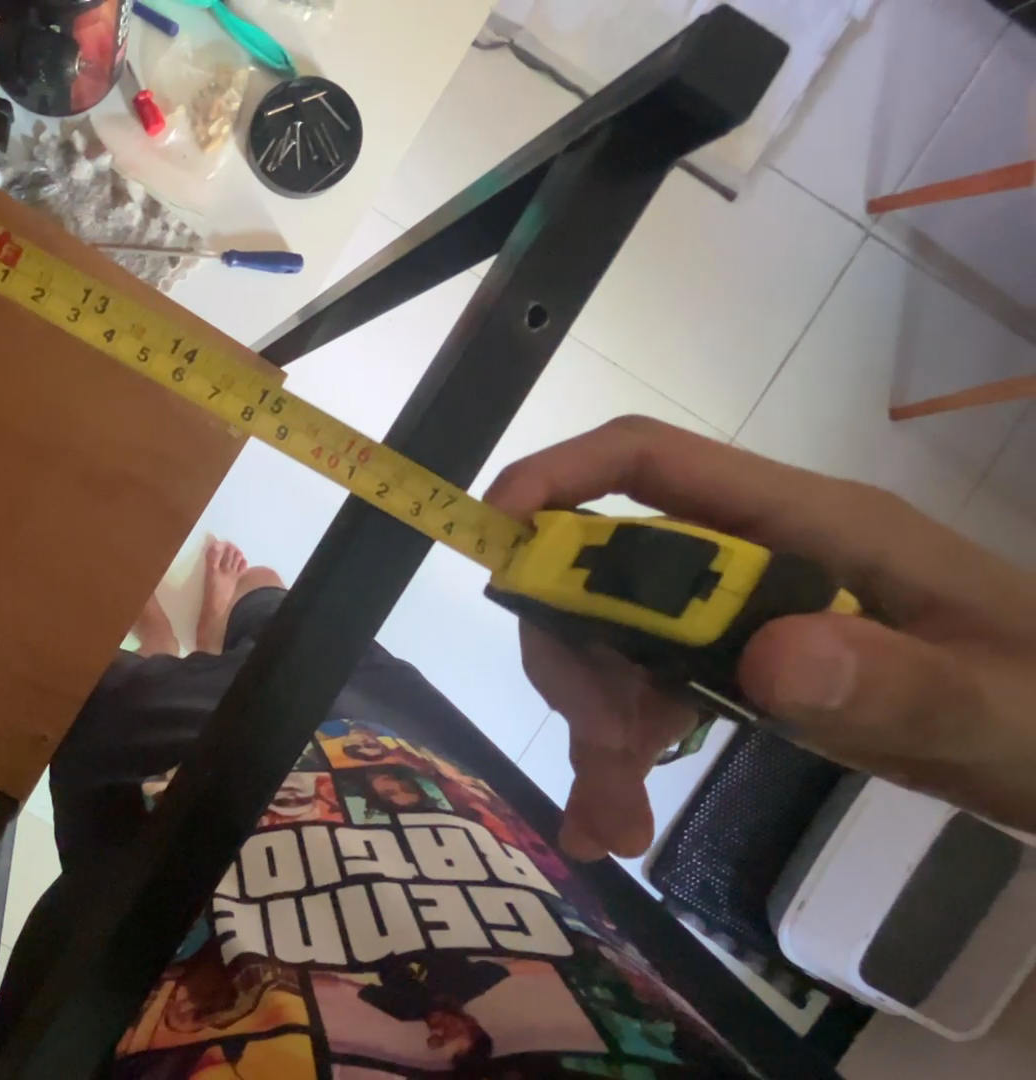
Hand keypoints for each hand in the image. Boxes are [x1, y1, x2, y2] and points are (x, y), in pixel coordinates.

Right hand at [485, 416, 1035, 860]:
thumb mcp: (1008, 711)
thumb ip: (898, 685)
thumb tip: (763, 661)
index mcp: (800, 526)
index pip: (645, 461)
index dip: (555, 477)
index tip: (496, 531)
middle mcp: (738, 558)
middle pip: (595, 569)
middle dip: (571, 649)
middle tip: (599, 738)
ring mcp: (720, 614)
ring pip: (600, 643)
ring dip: (589, 723)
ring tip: (616, 817)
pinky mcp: (716, 666)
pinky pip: (631, 697)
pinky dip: (608, 756)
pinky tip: (605, 821)